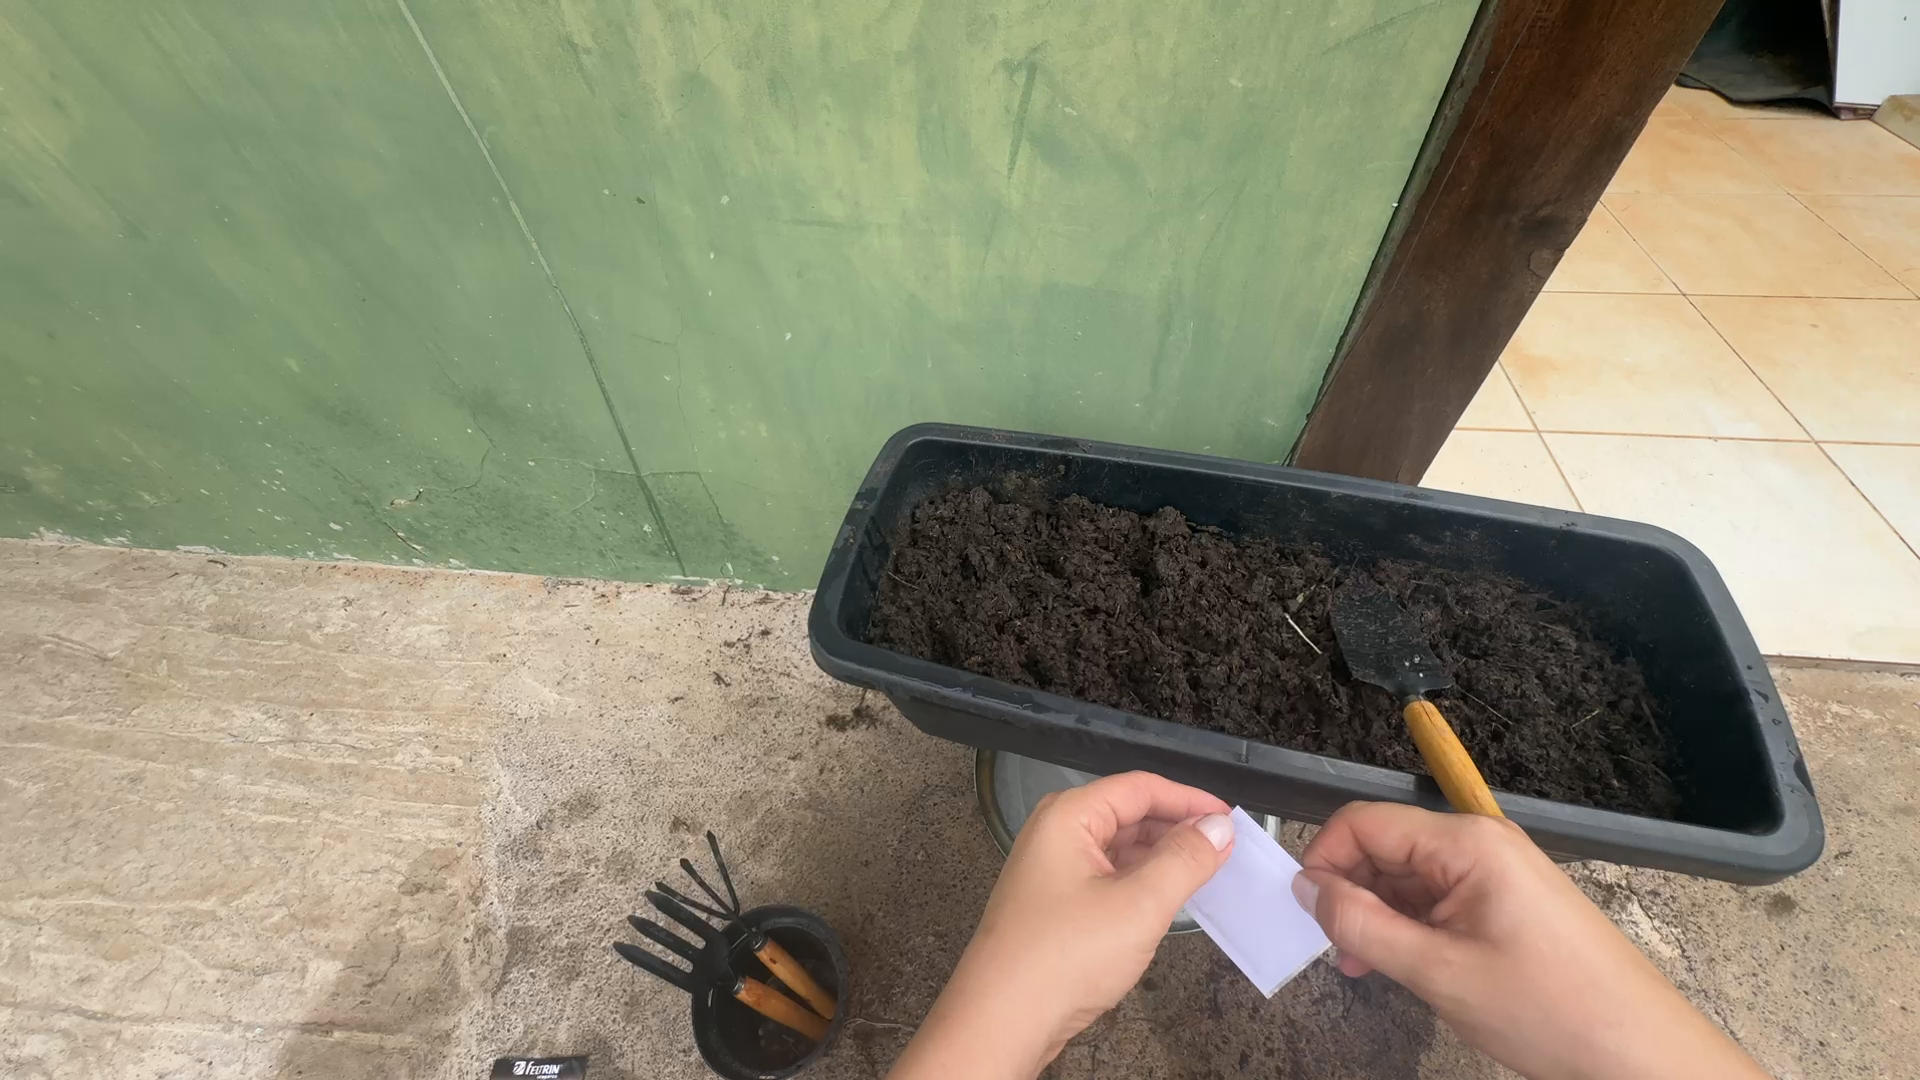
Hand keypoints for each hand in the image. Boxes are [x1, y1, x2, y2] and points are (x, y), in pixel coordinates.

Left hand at [888, 772, 1234, 1078]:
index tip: (1231, 818)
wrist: (1002, 1019)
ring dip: (1162, 855)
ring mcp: (1056, 865)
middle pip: (1129, 812)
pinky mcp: (1058, 898)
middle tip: (1228, 849)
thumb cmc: (1064, 956)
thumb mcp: (1137, 905)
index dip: (1188, 799)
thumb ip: (1183, 860)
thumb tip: (1218, 825)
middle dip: (1178, 827)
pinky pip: (1110, 873)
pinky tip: (1170, 895)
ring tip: (1208, 871)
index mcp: (1069, 814)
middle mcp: (1059, 830)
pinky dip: (1142, 879)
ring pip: (1121, 845)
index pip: (1139, 788)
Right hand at [1294, 802, 1768, 1079]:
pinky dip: (1409, 926)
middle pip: (1384, 846)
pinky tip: (1402, 962)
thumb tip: (1304, 888)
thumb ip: (1361, 924)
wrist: (1663, 1073)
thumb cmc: (1551, 1014)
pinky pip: (1437, 898)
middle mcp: (1478, 843)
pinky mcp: (1507, 902)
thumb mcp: (1441, 972)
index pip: (1364, 822)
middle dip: (1351, 892)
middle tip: (1339, 948)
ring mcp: (1496, 872)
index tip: (1311, 910)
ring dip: (1377, 914)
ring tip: (1365, 964)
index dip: (1325, 859)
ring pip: (1407, 875)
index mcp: (1464, 843)